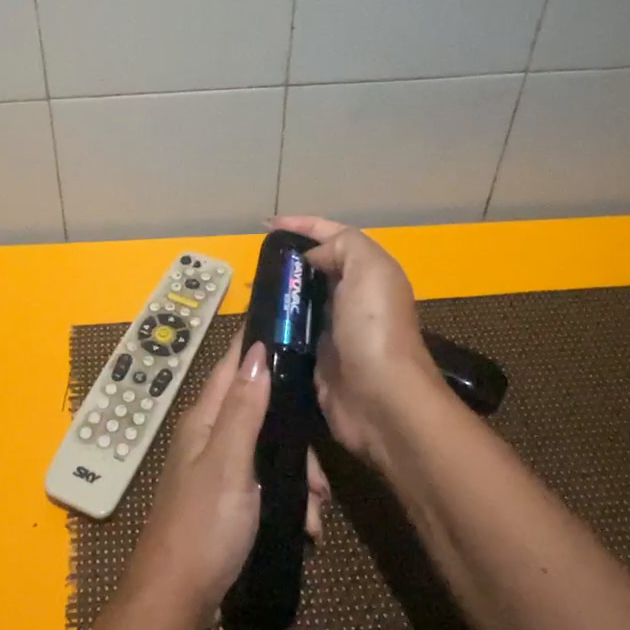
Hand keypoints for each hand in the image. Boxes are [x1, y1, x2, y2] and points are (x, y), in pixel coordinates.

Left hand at [77, 333, 329, 629]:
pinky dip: (290, 497)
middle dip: (297, 434)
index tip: (295, 324)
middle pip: (261, 409)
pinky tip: (306, 525)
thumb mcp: (229, 463)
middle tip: (322, 472)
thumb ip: (244, 409)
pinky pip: (267, 481)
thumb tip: (257, 350)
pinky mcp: (229, 497)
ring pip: (270, 448)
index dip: (260, 341)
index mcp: (205, 418)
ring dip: (299, 473)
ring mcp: (219, 467)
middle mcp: (210, 435)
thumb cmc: (204, 525)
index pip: (233, 363)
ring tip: (318, 509)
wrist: (177, 596)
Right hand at [269, 215, 440, 460]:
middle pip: (312, 268)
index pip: (331, 237)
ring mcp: (333, 331)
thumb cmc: (375, 330)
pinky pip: (288, 335)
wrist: (383, 403)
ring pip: (297, 301)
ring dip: (273, 294)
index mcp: (369, 273)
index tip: (266, 225)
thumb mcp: (369, 268)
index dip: (302, 225)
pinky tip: (251, 324)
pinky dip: (271, 327)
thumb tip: (310, 256)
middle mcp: (352, 299)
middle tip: (251, 260)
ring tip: (245, 289)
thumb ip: (341, 245)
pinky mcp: (315, 361)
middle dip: (284, 260)